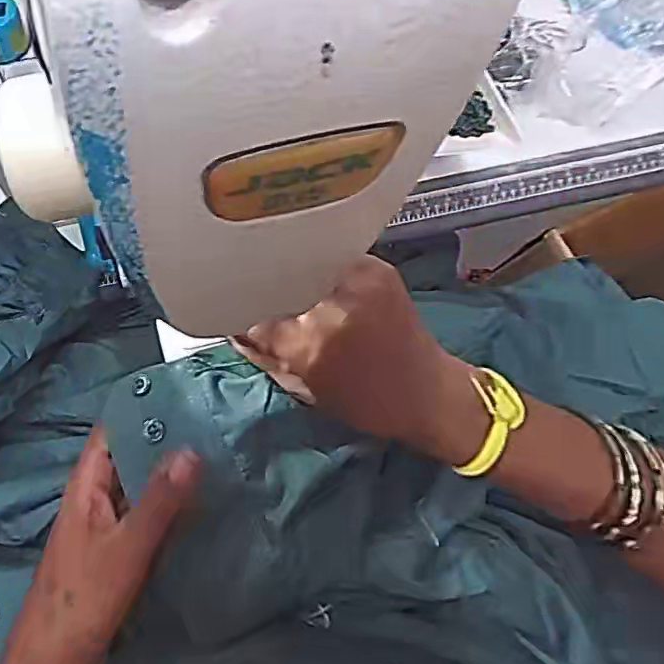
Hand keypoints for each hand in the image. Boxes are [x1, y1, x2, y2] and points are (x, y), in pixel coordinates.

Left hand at [0, 428, 200, 663]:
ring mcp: (104, 526)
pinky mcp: (116, 552)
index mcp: (85, 485)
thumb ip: (159, 501)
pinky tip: (198, 507)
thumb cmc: (82, 601)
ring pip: (139, 487)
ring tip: (213, 458)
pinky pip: (145, 517)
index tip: (184, 394)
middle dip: (164, 441)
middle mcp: (93, 498)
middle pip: (129, 456)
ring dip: (168, 475)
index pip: (112, 430)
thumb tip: (190, 449)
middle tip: (211, 425)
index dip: (142, 410)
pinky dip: (168, 507)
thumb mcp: (126, 548)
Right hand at [235, 255, 478, 460]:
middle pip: (276, 282)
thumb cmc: (365, 404)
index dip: (240, 315)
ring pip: (303, 265)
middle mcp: (332, 305)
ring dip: (291, 276)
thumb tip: (233, 328)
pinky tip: (315, 280)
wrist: (430, 393)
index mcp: (310, 343)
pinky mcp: (376, 268)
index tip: (232, 312)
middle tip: (254, 296)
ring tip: (285, 285)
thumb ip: (264, 355)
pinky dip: (319, 270)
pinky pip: (331, 260)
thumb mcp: (304, 389)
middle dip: (263, 290)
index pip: (254, 317)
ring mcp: (358, 280)